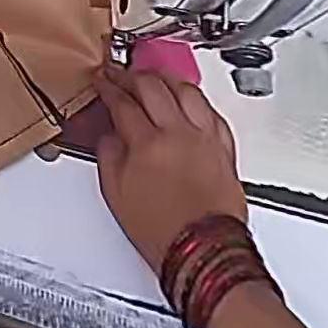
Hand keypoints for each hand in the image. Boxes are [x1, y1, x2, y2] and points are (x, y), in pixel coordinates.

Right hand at [93, 65, 247, 269]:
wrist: (203, 253)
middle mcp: (178, 135)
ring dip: (165, 80)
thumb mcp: (115, 191)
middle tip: (120, 74)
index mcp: (147, 144)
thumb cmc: (162, 230)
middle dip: (131, 76)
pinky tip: (188, 99)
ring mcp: (205, 140)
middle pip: (152, 87)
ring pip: (186, 91)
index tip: (102, 81)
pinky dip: (196, 100)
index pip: (122, 101)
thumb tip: (110, 134)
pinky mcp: (225, 150)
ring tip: (153, 78)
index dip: (108, 86)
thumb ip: (108, 153)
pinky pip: (212, 112)